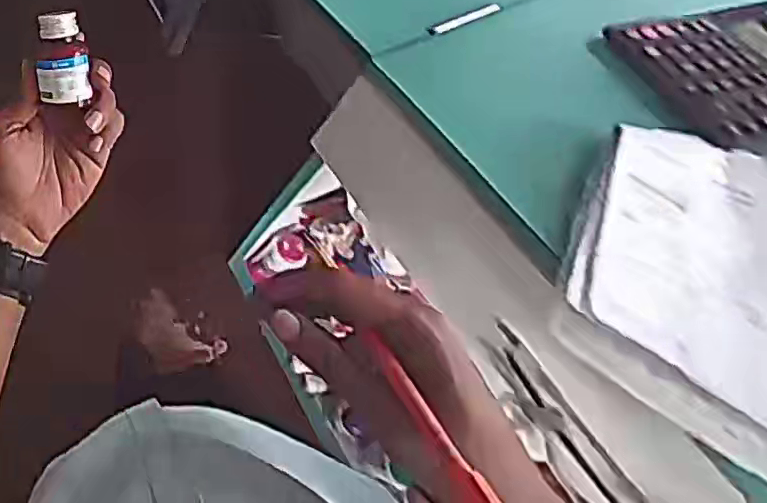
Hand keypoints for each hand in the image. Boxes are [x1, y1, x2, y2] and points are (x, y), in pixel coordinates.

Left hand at [0, 59, 123, 255]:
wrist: (21, 217)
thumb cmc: (6, 176)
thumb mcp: (4, 129)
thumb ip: (22, 97)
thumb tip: (32, 65)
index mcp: (40, 102)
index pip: (57, 68)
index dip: (66, 54)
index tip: (71, 44)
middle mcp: (63, 112)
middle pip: (88, 77)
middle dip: (94, 71)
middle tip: (92, 75)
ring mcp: (81, 130)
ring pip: (105, 99)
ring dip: (103, 101)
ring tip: (90, 118)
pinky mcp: (97, 150)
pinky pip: (113, 128)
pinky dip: (108, 127)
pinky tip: (93, 137)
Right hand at [256, 269, 558, 502]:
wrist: (506, 492)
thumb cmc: (456, 457)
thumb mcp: (381, 413)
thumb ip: (329, 362)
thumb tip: (284, 320)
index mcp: (413, 322)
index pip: (339, 285)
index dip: (294, 285)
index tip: (261, 291)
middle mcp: (419, 314)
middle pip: (347, 288)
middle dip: (303, 295)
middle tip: (266, 305)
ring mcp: (422, 327)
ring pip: (355, 304)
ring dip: (319, 312)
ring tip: (288, 328)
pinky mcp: (420, 344)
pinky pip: (368, 323)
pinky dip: (339, 330)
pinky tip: (324, 347)